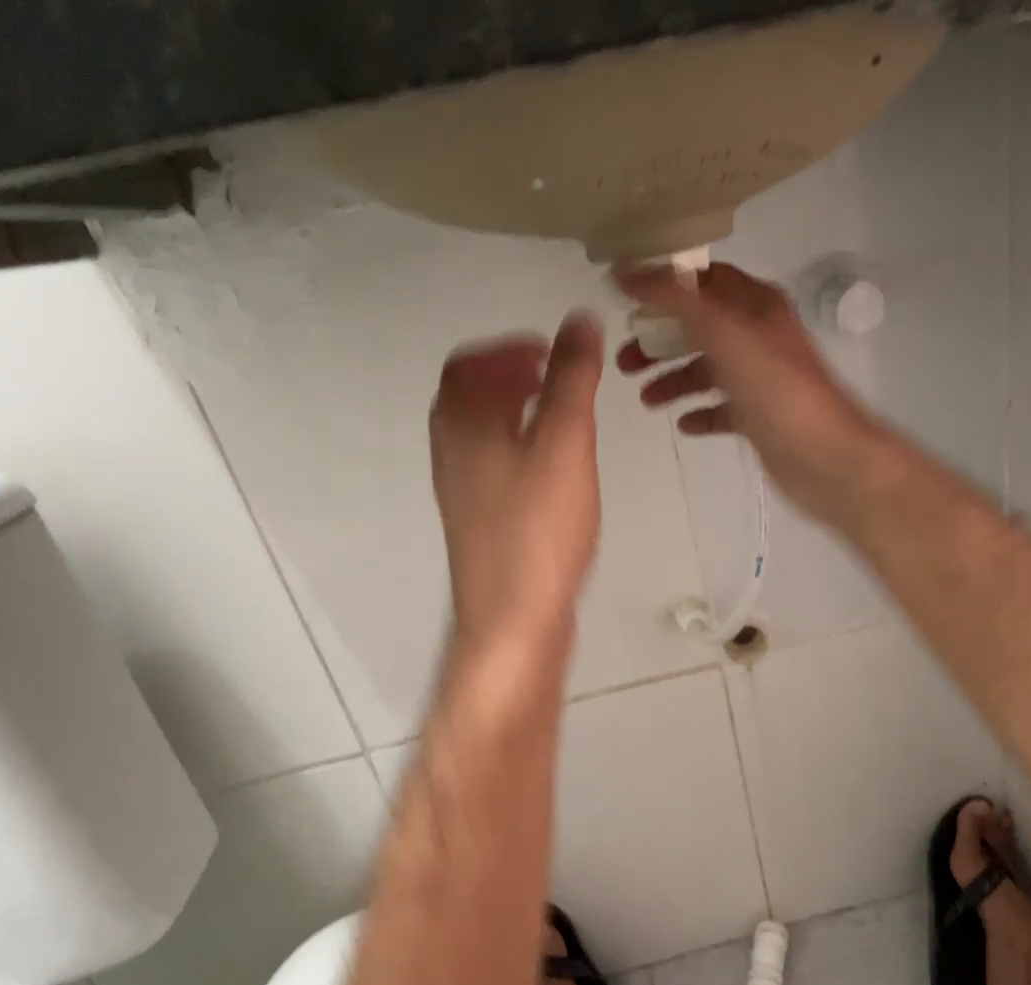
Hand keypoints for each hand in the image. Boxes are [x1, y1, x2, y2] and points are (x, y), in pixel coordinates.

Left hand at [430, 312, 603, 653]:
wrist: (513, 620)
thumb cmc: (538, 528)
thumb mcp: (565, 442)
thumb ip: (573, 378)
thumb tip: (580, 318)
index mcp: (461, 424)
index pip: (466, 364)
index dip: (506, 347)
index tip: (549, 350)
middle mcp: (450, 452)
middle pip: (469, 395)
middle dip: (512, 376)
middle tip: (558, 376)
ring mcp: (462, 491)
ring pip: (481, 432)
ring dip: (516, 411)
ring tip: (563, 415)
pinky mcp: (480, 521)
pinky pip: (493, 464)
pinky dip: (519, 445)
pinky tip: (556, 468)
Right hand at [612, 262, 887, 518]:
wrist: (823, 455)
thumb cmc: (773, 386)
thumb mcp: (720, 330)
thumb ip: (671, 298)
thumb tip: (622, 269)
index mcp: (755, 305)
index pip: (704, 279)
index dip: (665, 284)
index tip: (625, 299)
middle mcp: (758, 335)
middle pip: (699, 327)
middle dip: (660, 341)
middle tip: (624, 360)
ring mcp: (760, 378)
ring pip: (707, 370)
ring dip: (673, 380)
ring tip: (645, 401)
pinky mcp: (760, 417)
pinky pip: (721, 410)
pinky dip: (699, 413)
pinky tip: (683, 424)